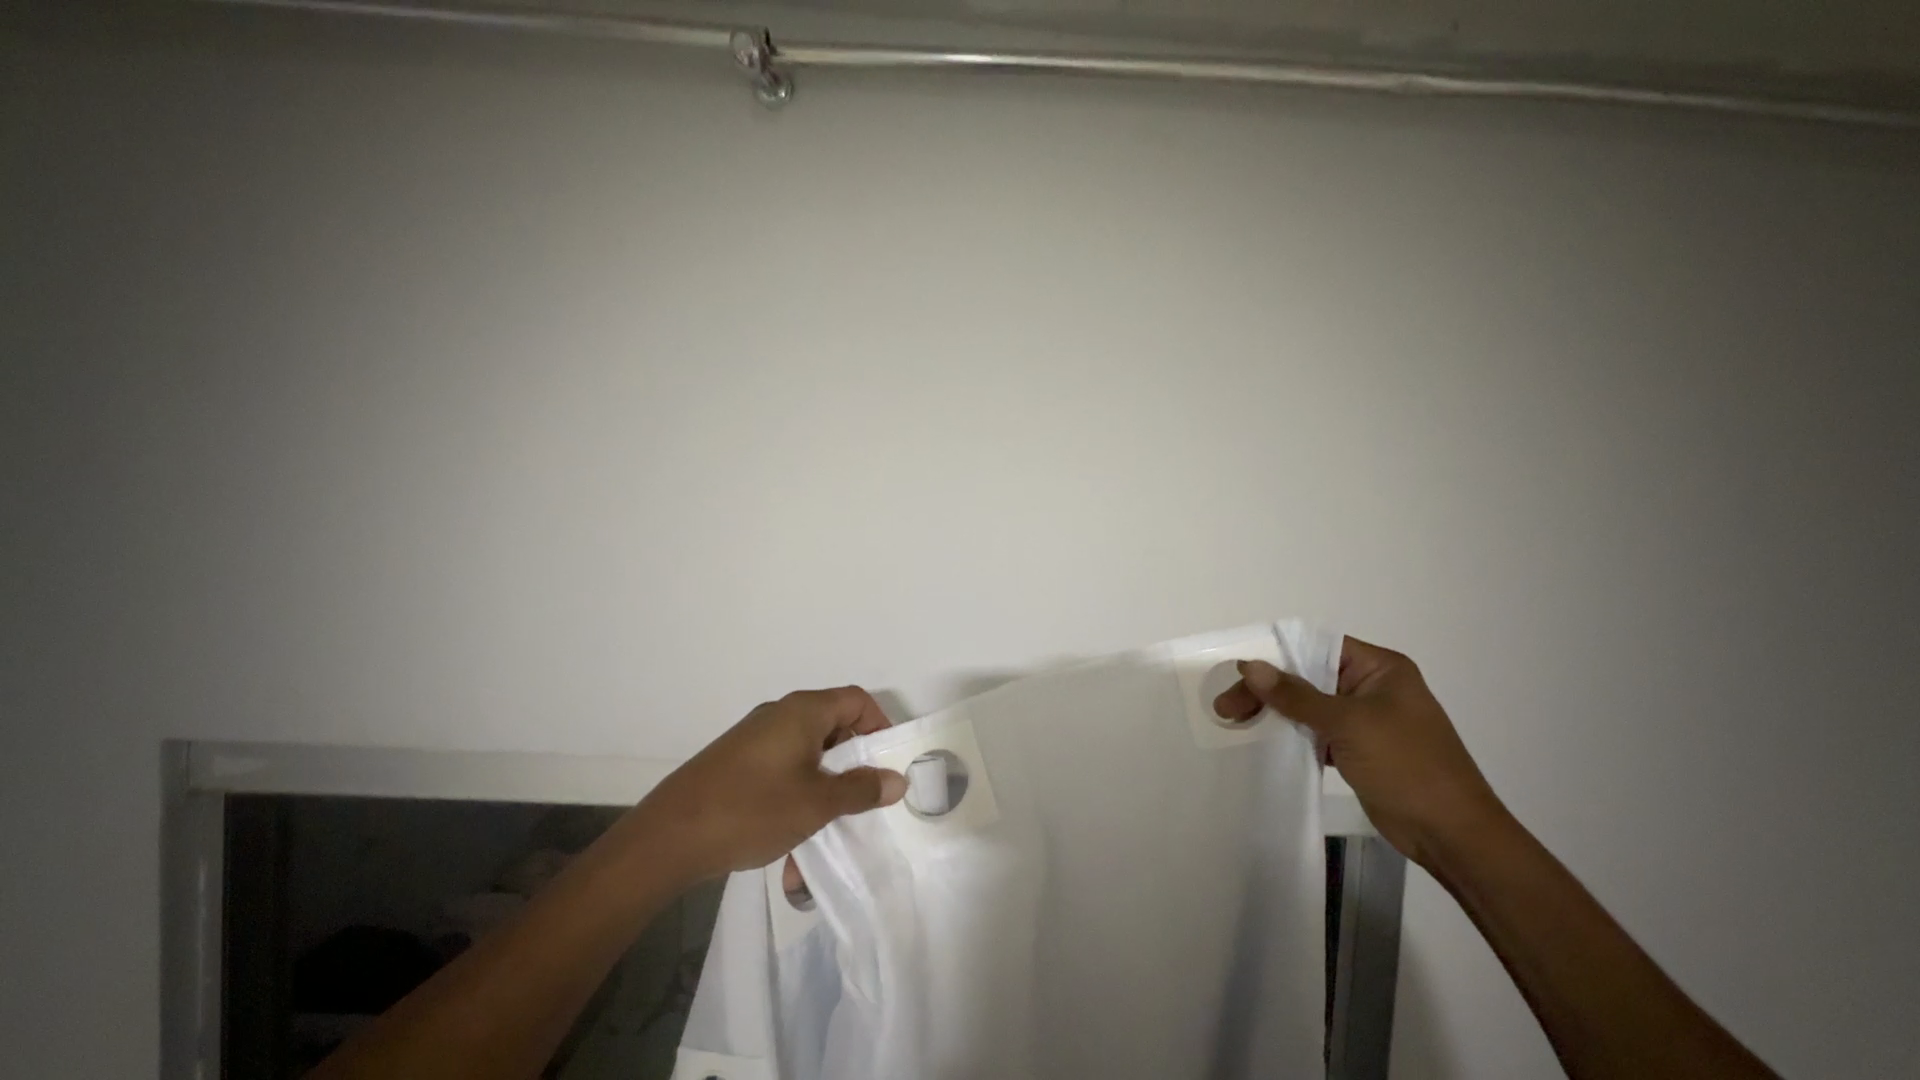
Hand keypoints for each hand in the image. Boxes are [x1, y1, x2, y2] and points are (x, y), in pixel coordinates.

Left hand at [631, 687, 907, 885]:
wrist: (669, 838)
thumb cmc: (752, 810)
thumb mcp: (817, 803)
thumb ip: (860, 789)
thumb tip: (896, 779)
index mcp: (801, 712)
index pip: (855, 700)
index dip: (879, 726)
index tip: (888, 764)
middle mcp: (778, 716)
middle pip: (832, 725)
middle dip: (853, 762)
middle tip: (865, 798)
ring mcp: (753, 739)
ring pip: (807, 754)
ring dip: (824, 785)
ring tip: (830, 824)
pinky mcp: (736, 764)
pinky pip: (781, 771)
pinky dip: (797, 794)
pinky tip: (793, 837)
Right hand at [1213, 637, 1509, 867]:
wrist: (1451, 832)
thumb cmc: (1406, 766)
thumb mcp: (1348, 724)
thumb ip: (1296, 695)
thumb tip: (1250, 665)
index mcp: (1380, 668)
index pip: (1317, 646)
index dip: (1277, 654)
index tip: (1238, 673)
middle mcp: (1373, 687)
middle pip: (1308, 676)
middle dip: (1267, 689)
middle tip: (1226, 709)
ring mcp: (1367, 720)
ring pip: (1309, 706)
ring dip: (1275, 712)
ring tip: (1235, 723)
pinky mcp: (1359, 750)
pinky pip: (1317, 732)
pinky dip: (1291, 735)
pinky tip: (1264, 742)